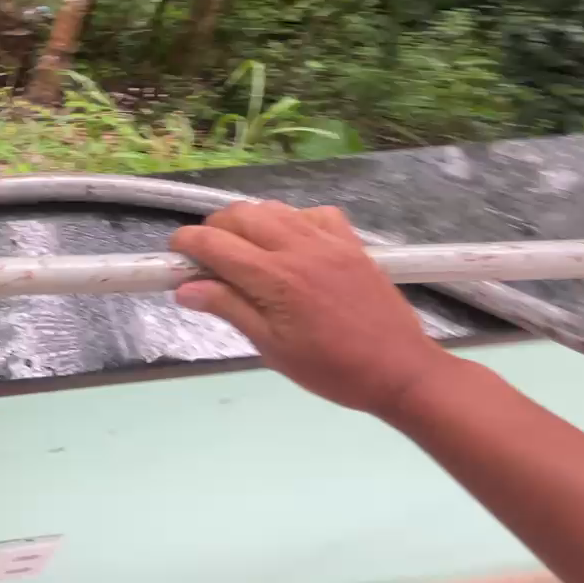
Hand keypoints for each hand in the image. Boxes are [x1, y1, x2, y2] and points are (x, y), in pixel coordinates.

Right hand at [170, 200, 460, 415]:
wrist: (406, 374)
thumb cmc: (333, 369)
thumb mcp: (271, 347)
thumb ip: (227, 309)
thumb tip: (183, 289)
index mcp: (274, 278)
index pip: (210, 242)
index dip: (184, 244)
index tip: (177, 259)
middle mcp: (297, 249)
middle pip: (236, 215)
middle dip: (213, 231)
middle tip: (212, 260)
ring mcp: (327, 242)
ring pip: (270, 207)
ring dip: (247, 222)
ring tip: (247, 250)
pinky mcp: (352, 243)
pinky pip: (313, 213)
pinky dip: (293, 219)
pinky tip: (292, 243)